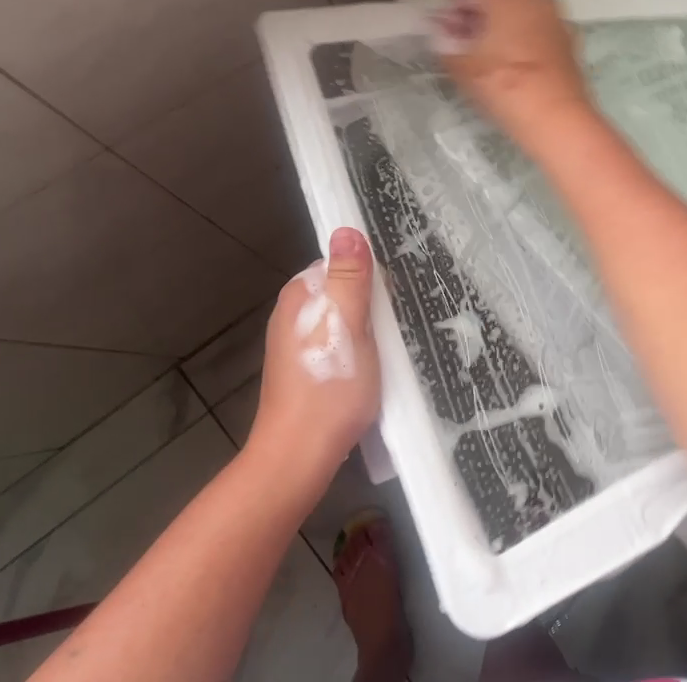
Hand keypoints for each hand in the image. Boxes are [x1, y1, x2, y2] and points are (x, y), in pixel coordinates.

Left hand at [246, 227, 380, 480]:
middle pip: (341, 292)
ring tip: (389, 348)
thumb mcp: (349, 326)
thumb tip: (346, 229)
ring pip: (341, 321)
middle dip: (370, 303)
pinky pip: (338, 345)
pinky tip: (373, 369)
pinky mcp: (304, 372)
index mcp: (298, 298)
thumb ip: (349, 278)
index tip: (392, 297)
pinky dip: (358, 350)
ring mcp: (295, 346)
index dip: (368, 276)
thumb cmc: (329, 388)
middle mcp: (291, 316)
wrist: (300, 457)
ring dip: (367, 329)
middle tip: (395, 325)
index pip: (339, 264)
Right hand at [429, 0, 596, 153]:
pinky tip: (517, 53)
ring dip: (505, 12)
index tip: (448, 30)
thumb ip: (446, 41)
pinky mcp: (569, 35)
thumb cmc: (505, 88)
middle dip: (481, 3)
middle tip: (468, 32)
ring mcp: (555, 14)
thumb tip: (441, 30)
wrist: (557, 117)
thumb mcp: (463, 67)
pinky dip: (526, 26)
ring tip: (492, 43)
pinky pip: (541, 19)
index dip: (453, 5)